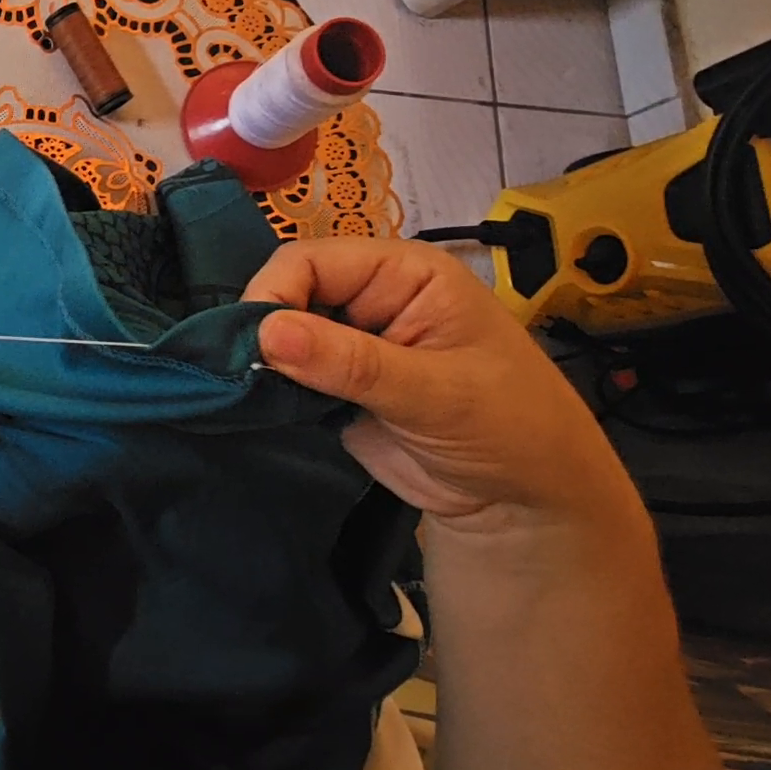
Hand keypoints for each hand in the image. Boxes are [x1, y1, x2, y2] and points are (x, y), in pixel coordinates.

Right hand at [244, 238, 638, 535]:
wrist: (524, 509)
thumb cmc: (512, 434)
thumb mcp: (439, 395)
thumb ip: (352, 363)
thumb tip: (265, 333)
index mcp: (402, 273)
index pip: (310, 260)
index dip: (274, 292)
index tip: (253, 344)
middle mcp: (369, 296)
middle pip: (286, 289)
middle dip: (263, 328)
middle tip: (246, 373)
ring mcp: (347, 339)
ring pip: (277, 331)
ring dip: (261, 359)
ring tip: (251, 390)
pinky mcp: (330, 380)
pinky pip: (282, 368)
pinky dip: (267, 384)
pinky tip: (263, 401)